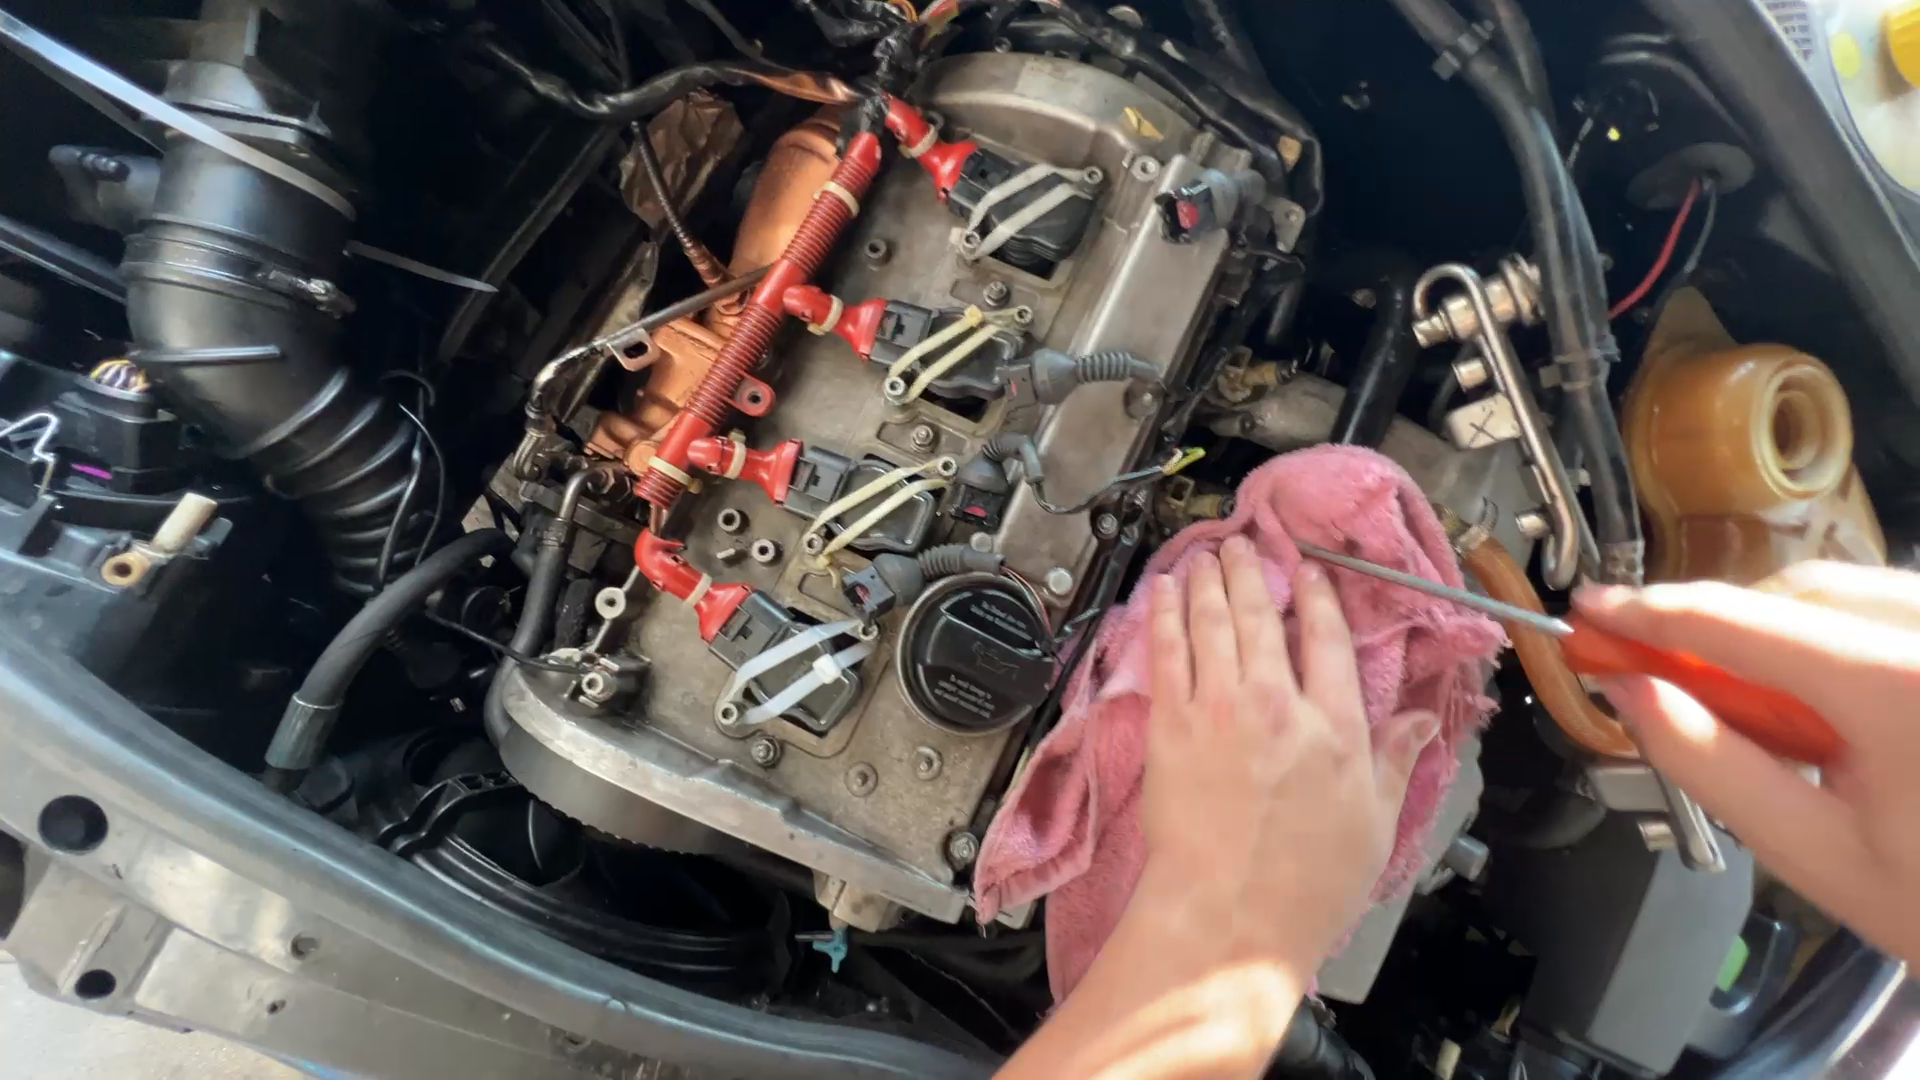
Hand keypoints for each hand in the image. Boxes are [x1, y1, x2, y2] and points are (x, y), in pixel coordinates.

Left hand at [1137, 535, 1439, 971]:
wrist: (1229, 910)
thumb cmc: (1305, 878)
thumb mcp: (1374, 820)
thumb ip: (1395, 755)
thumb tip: (1426, 715)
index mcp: (1335, 725)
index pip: (1328, 639)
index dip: (1317, 596)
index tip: (1307, 571)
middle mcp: (1276, 703)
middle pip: (1263, 616)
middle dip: (1253, 571)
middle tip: (1244, 544)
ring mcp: (1218, 706)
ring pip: (1212, 622)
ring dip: (1207, 580)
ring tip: (1206, 554)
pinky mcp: (1171, 720)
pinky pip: (1167, 650)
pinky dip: (1164, 613)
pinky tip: (1163, 588)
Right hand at [1575, 562, 1919, 966]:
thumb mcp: (1815, 853)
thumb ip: (1702, 759)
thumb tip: (1626, 687)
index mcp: (1908, 689)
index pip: (1736, 623)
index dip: (1645, 612)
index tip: (1589, 610)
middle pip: (1805, 591)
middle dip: (1725, 623)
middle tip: (1675, 671)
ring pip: (1863, 594)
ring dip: (1790, 629)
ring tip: (1782, 704)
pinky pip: (1909, 616)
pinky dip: (1852, 637)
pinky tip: (1851, 701)